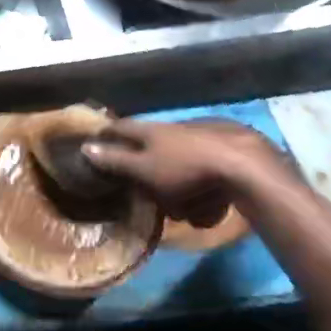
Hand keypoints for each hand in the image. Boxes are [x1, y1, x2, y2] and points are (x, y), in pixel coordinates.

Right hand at [83, 119, 294, 221]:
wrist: (245, 167)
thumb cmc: (186, 169)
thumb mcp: (143, 170)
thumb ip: (115, 161)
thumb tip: (85, 146)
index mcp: (152, 130)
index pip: (121, 127)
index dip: (107, 132)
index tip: (96, 138)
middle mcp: (175, 127)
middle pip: (152, 140)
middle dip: (145, 158)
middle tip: (139, 179)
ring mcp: (203, 135)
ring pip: (181, 154)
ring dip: (176, 173)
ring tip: (179, 203)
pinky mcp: (228, 148)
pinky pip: (206, 167)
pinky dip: (202, 181)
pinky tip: (209, 203)